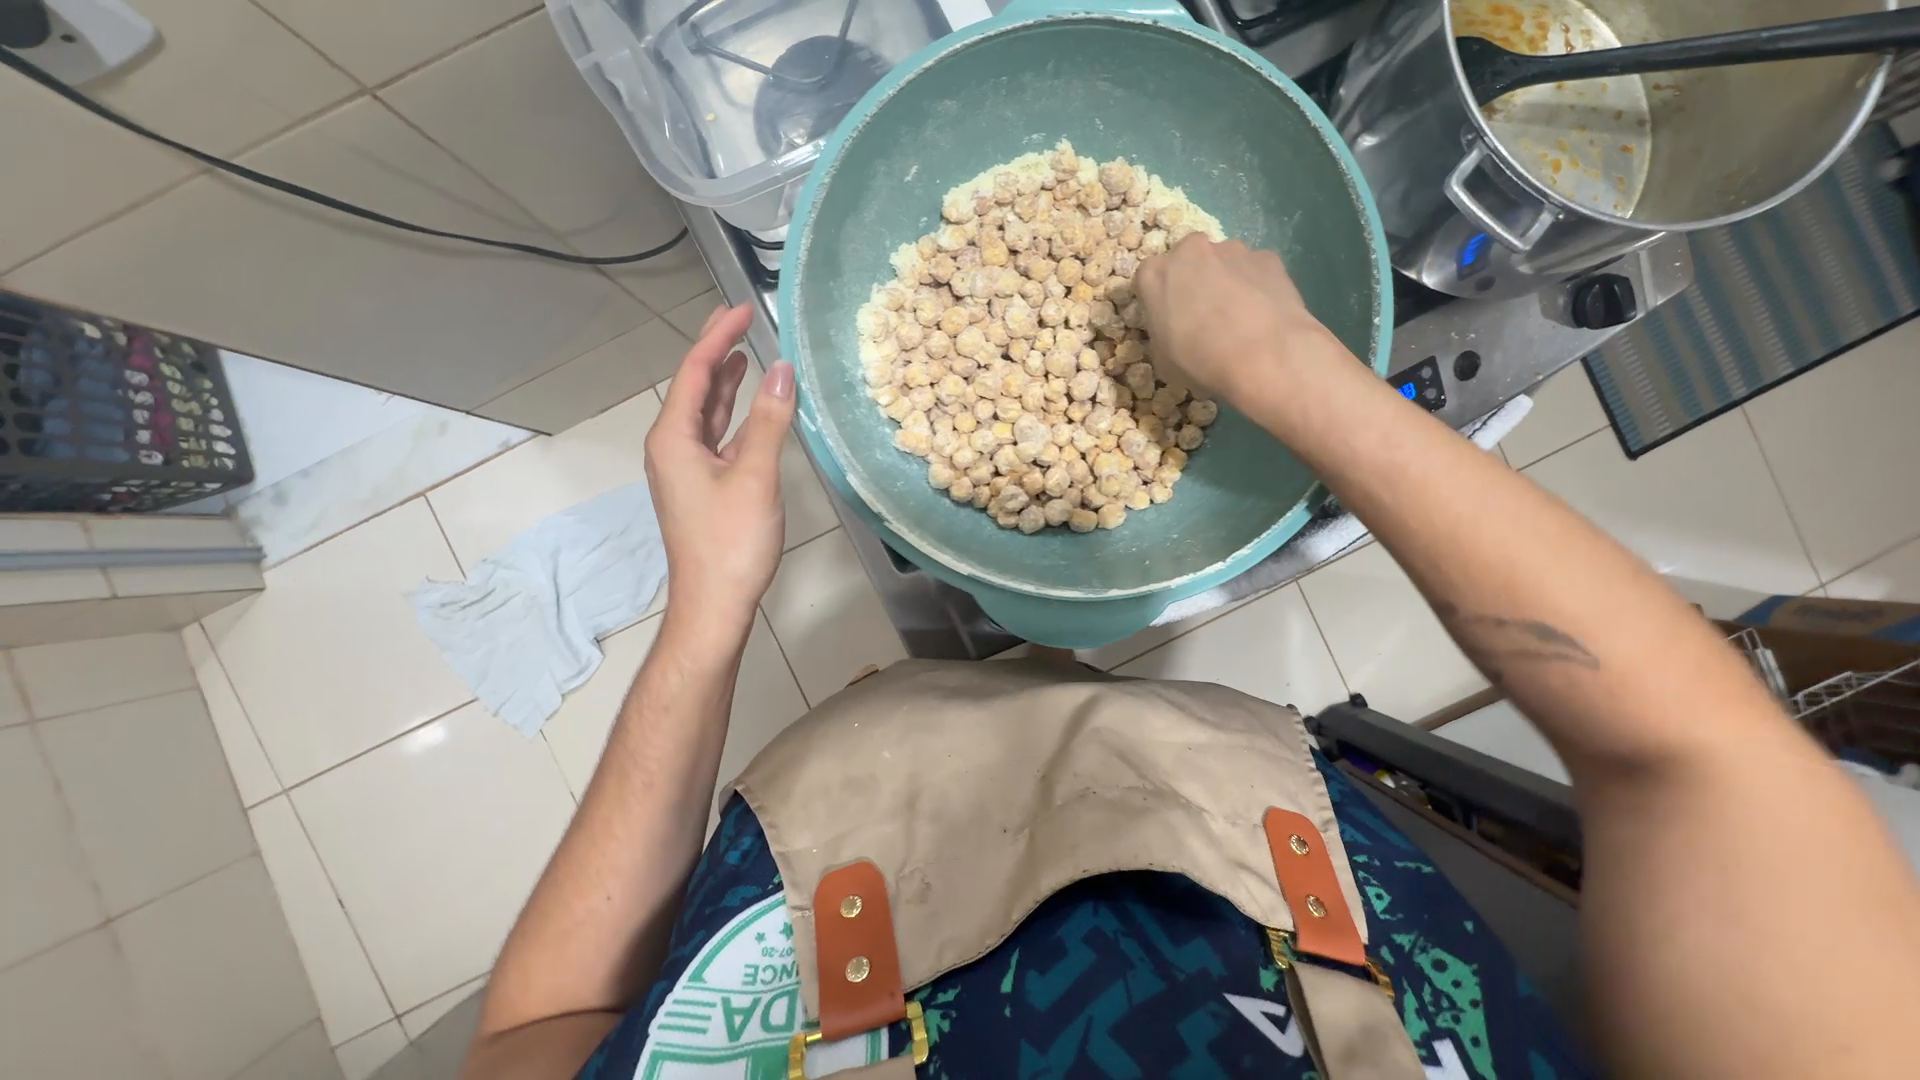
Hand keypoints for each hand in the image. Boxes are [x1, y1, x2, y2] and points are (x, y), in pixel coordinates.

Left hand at [645, 305, 795, 638]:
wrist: (715, 603)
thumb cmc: (731, 541)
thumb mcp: (755, 476)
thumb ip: (770, 421)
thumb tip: (783, 371)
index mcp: (673, 438)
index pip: (693, 372)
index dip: (717, 337)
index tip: (742, 309)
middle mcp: (672, 448)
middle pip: (693, 388)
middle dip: (716, 353)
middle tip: (741, 320)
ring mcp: (686, 469)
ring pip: (705, 414)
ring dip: (725, 384)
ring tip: (745, 354)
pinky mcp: (702, 487)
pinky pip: (716, 439)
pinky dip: (735, 418)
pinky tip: (753, 410)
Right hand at [1134, 235, 1350, 407]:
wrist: (1263, 356)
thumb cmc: (1200, 361)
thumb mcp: (1163, 360)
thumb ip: (1162, 334)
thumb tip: (1174, 332)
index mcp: (1154, 273)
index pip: (1148, 280)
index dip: (1159, 301)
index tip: (1168, 320)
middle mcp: (1191, 250)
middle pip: (1188, 262)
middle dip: (1193, 281)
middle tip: (1203, 316)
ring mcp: (1232, 249)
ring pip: (1223, 263)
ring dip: (1226, 281)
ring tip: (1239, 317)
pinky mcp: (1267, 257)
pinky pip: (1255, 270)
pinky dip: (1255, 285)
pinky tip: (1263, 314)